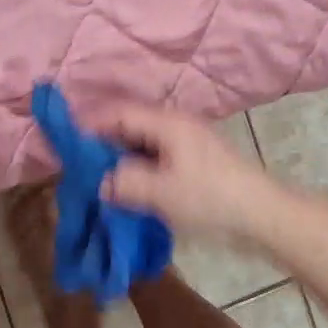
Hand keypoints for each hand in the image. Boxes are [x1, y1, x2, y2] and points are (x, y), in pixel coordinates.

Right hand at [95, 104, 288, 245]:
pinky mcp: (194, 164)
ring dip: (120, 159)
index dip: (90, 123)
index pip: (119, 112)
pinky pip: (155, 158)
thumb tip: (100, 182)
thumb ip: (125, 183)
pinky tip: (127, 191)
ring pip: (142, 143)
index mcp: (167, 123)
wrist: (262, 215)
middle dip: (102, 142)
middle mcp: (175, 126)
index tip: (65, 139)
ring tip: (97, 180)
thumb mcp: (162, 193)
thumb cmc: (211, 198)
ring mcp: (187, 144)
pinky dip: (137, 169)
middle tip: (77, 164)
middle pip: (130, 125)